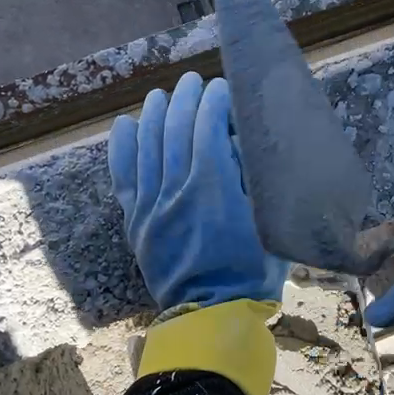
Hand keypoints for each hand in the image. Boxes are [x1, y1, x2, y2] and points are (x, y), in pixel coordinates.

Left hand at [108, 72, 287, 308]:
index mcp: (214, 187)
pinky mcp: (136, 220)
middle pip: (177, 130)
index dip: (214, 102)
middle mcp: (177, 189)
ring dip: (156, 114)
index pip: (208, 128)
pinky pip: (124, 175)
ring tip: (164, 93)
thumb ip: (257, 182)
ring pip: (148, 146)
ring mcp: (152, 205)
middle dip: (186, 99)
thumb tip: (244, 145)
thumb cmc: (254, 269)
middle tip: (196, 81)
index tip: (224, 88)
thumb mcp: (270, 222)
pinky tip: (127, 124)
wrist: (213, 313)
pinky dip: (124, 147)